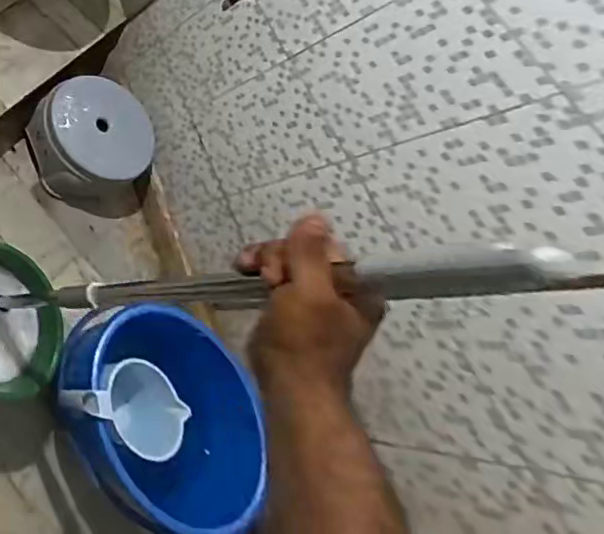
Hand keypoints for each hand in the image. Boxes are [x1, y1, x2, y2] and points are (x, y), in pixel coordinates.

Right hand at [236, 214, 384, 397]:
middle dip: (277, 258)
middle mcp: (341, 289)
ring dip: (264, 261)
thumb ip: (310, 254)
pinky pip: (276, 273)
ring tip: (250, 275)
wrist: (290, 387)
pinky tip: (245, 274)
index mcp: (358, 287)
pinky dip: (259, 270)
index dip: (299, 249)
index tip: (281, 268)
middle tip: (268, 279)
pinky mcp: (293, 305)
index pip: (325, 245)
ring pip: (285, 259)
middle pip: (302, 249)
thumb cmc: (304, 343)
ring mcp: (316, 297)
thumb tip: (316, 217)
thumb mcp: (309, 294)